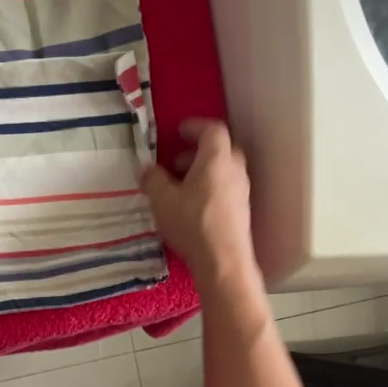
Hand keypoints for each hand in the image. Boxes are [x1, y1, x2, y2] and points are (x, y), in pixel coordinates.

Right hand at [142, 119, 255, 282]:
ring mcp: (241, 189)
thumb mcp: (162, 200)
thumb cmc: (192, 223)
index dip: (195, 127)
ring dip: (202, 170)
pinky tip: (191, 205)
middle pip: (219, 149)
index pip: (212, 129)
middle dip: (197, 151)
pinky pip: (224, 186)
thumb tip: (146, 168)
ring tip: (180, 186)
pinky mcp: (241, 208)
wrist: (223, 260)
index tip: (179, 130)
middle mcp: (234, 168)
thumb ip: (153, 179)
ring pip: (222, 169)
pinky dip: (209, 186)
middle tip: (176, 161)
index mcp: (216, 159)